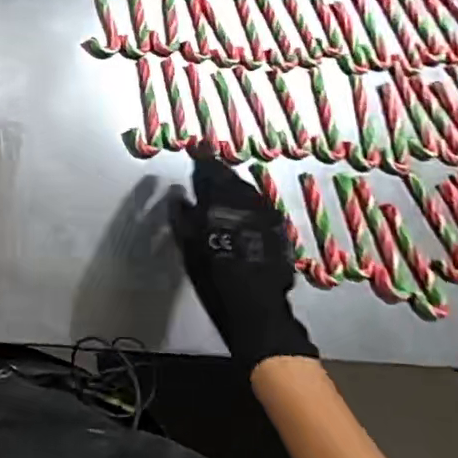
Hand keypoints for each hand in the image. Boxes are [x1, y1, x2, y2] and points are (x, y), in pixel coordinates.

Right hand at [169, 158, 316, 370]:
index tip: (196, 148)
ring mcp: (268, 216)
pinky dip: (247, 205)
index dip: (201, 158)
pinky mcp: (279, 231)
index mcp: (222, 202)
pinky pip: (259, 208)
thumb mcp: (189, 246)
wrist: (255, 309)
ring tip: (221, 191)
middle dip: (218, 173)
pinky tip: (240, 214)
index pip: (210, 169)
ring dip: (234, 188)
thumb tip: (179, 197)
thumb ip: (183, 216)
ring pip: (248, 192)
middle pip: (232, 178)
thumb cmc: (215, 277)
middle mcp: (249, 203)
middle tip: (205, 170)